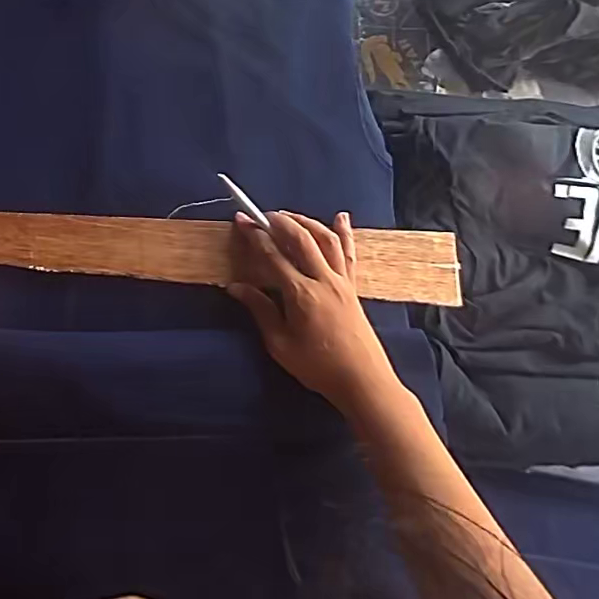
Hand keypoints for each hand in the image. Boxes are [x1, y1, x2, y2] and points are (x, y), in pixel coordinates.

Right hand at [227, 211, 401, 413]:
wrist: (364, 382)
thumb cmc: (317, 367)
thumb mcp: (279, 344)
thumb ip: (259, 310)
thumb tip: (235, 287)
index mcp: (301, 294)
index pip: (273, 254)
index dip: (255, 235)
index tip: (241, 220)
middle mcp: (323, 280)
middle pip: (300, 238)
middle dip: (279, 221)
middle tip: (261, 215)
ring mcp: (342, 281)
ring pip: (325, 239)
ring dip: (305, 222)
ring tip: (288, 215)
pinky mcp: (353, 287)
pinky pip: (349, 253)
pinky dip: (344, 233)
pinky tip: (341, 217)